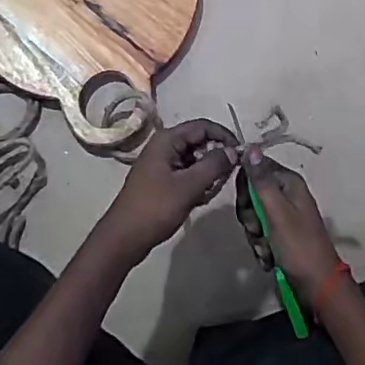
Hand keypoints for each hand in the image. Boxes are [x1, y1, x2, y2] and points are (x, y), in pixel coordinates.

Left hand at [92, 120, 235, 264]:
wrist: (124, 238)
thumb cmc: (156, 208)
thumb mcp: (189, 186)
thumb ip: (214, 165)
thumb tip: (233, 150)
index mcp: (167, 140)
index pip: (203, 126)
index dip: (224, 136)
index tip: (241, 153)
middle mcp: (163, 146)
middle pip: (199, 141)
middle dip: (216, 156)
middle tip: (228, 176)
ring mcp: (161, 163)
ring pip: (194, 158)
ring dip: (207, 172)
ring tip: (212, 191)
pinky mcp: (161, 180)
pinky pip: (186, 172)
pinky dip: (197, 181)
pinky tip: (201, 198)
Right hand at [236, 147, 341, 289]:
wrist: (317, 287)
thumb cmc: (298, 247)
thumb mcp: (277, 212)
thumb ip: (261, 181)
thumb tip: (250, 147)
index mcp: (289, 182)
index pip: (255, 168)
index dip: (245, 187)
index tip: (246, 206)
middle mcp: (287, 194)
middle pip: (251, 194)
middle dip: (250, 216)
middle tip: (258, 230)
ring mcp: (284, 216)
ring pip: (253, 216)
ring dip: (255, 235)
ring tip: (267, 249)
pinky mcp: (280, 235)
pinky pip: (259, 233)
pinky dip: (261, 247)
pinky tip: (269, 259)